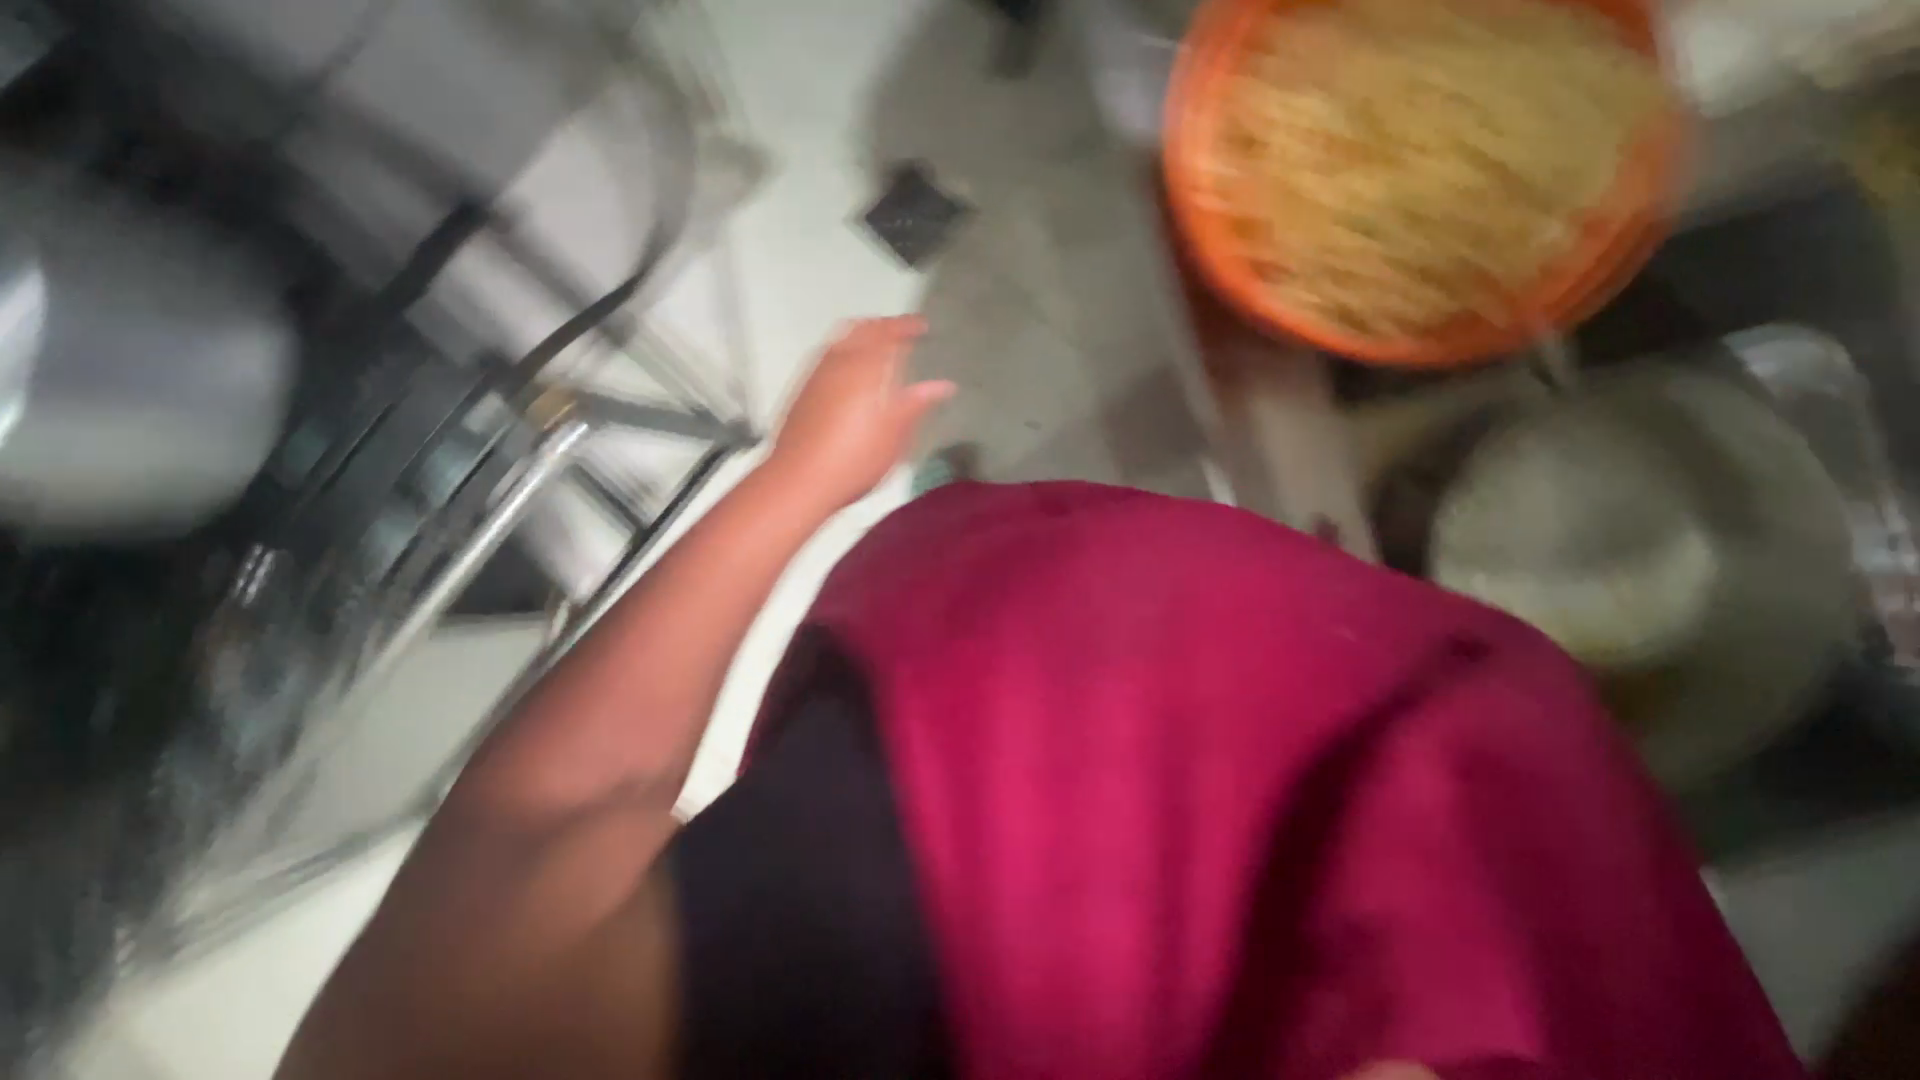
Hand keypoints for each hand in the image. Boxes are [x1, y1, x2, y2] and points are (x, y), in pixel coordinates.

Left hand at [766, 317, 954, 510]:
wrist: (799, 481)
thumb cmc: (855, 459)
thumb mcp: (895, 435)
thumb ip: (917, 404)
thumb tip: (943, 385)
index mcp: (866, 368)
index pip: (888, 333)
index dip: (905, 325)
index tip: (921, 326)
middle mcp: (838, 363)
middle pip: (860, 329)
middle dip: (881, 326)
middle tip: (898, 333)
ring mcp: (815, 376)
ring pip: (839, 342)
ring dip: (859, 337)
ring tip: (874, 349)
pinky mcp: (800, 393)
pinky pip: (824, 358)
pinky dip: (842, 353)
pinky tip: (847, 374)